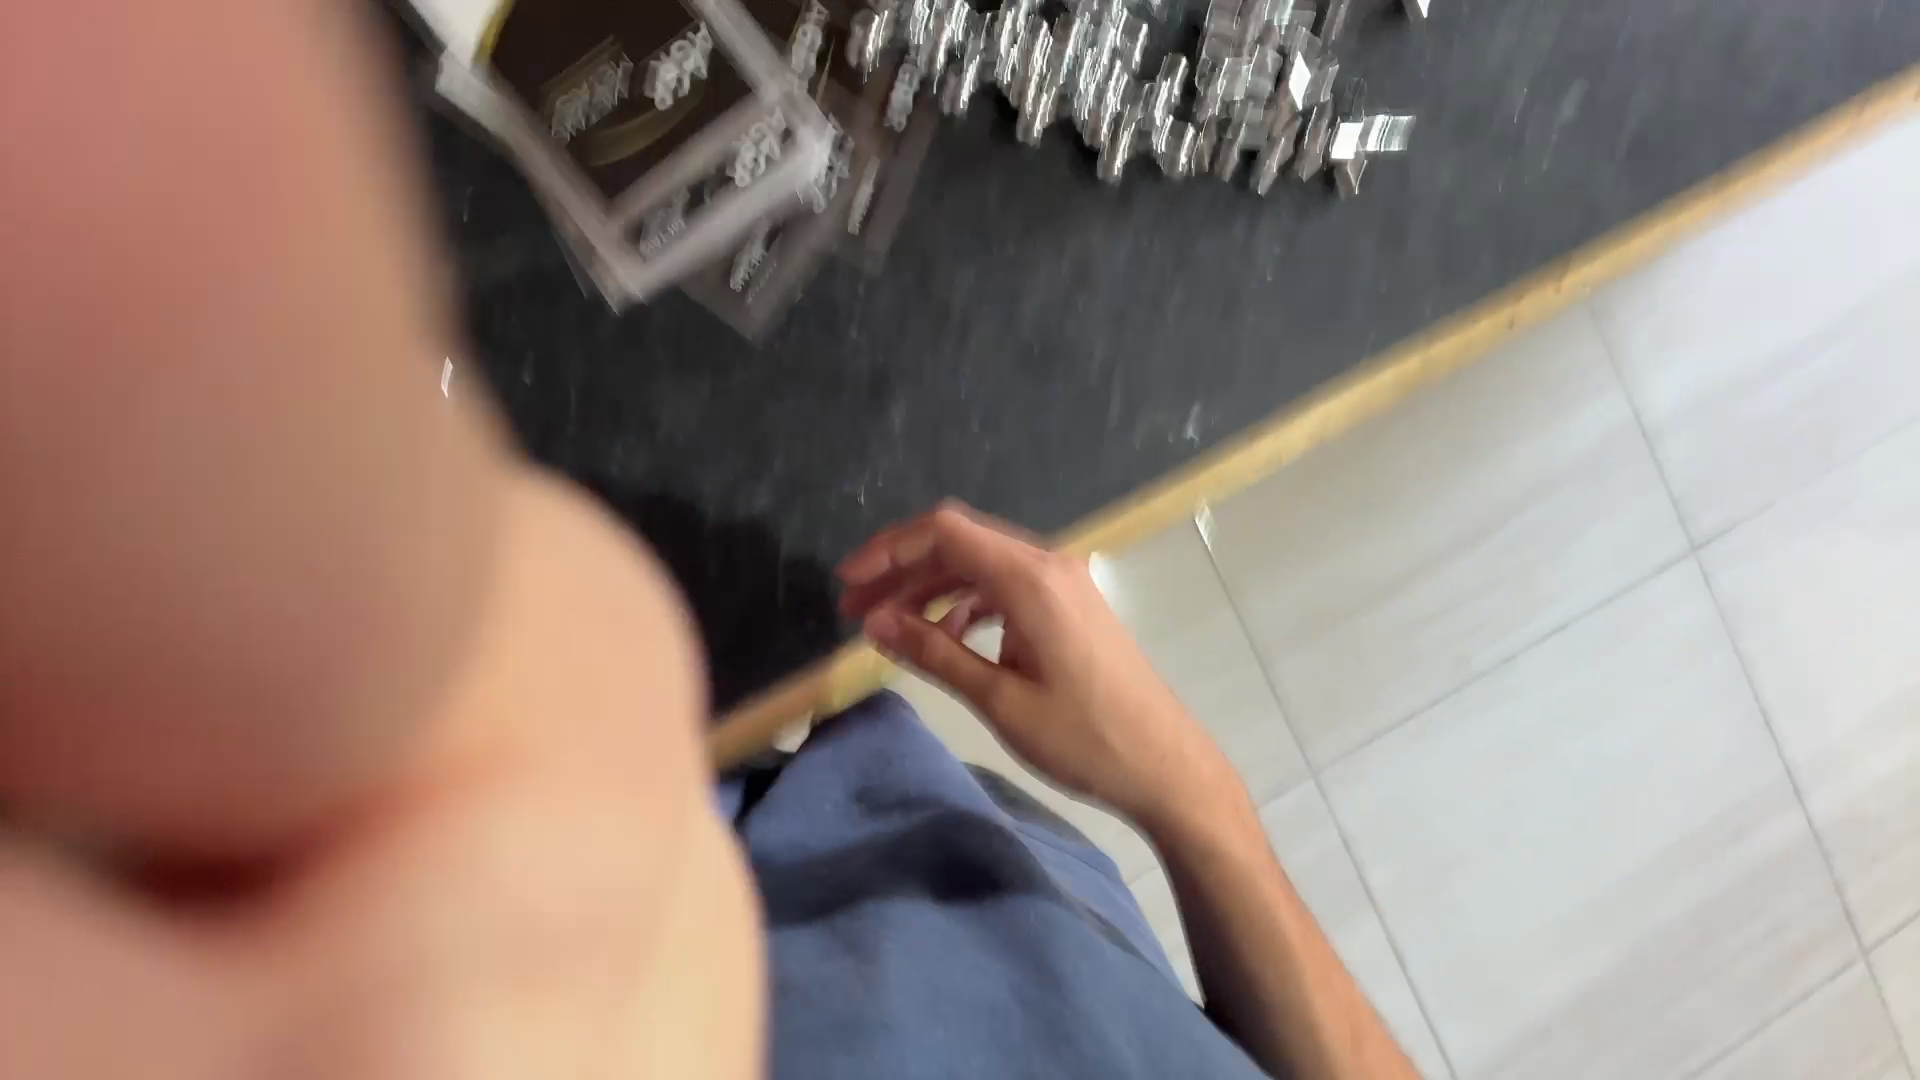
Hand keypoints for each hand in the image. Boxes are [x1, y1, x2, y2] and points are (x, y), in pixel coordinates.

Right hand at [838, 502, 1233, 826]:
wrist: (1167, 766)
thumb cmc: (1085, 739)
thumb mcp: (999, 699)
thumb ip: (933, 653)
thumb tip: (873, 623)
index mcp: (1031, 578)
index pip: (944, 532)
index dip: (888, 550)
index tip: (847, 584)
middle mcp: (1048, 564)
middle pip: (960, 543)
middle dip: (903, 571)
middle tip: (856, 612)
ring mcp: (1064, 582)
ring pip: (981, 565)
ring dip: (932, 589)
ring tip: (889, 627)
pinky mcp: (1070, 604)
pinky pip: (1006, 588)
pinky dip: (968, 604)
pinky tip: (945, 637)